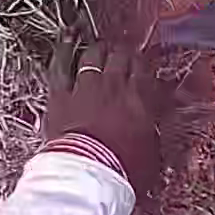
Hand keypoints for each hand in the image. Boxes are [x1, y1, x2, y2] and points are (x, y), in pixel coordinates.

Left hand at [44, 40, 161, 189]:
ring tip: (100, 46)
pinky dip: (64, 51)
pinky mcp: (60, 95)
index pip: (145, 70)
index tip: (144, 65)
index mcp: (139, 98)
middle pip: (121, 58)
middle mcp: (114, 86)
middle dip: (123, 54)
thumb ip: (151, 132)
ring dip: (98, 49)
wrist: (89, 172)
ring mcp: (86, 88)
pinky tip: (66, 41)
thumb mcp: (150, 152)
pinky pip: (61, 66)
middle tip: (123, 54)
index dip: (144, 64)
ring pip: (93, 56)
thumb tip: (154, 129)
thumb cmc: (122, 168)